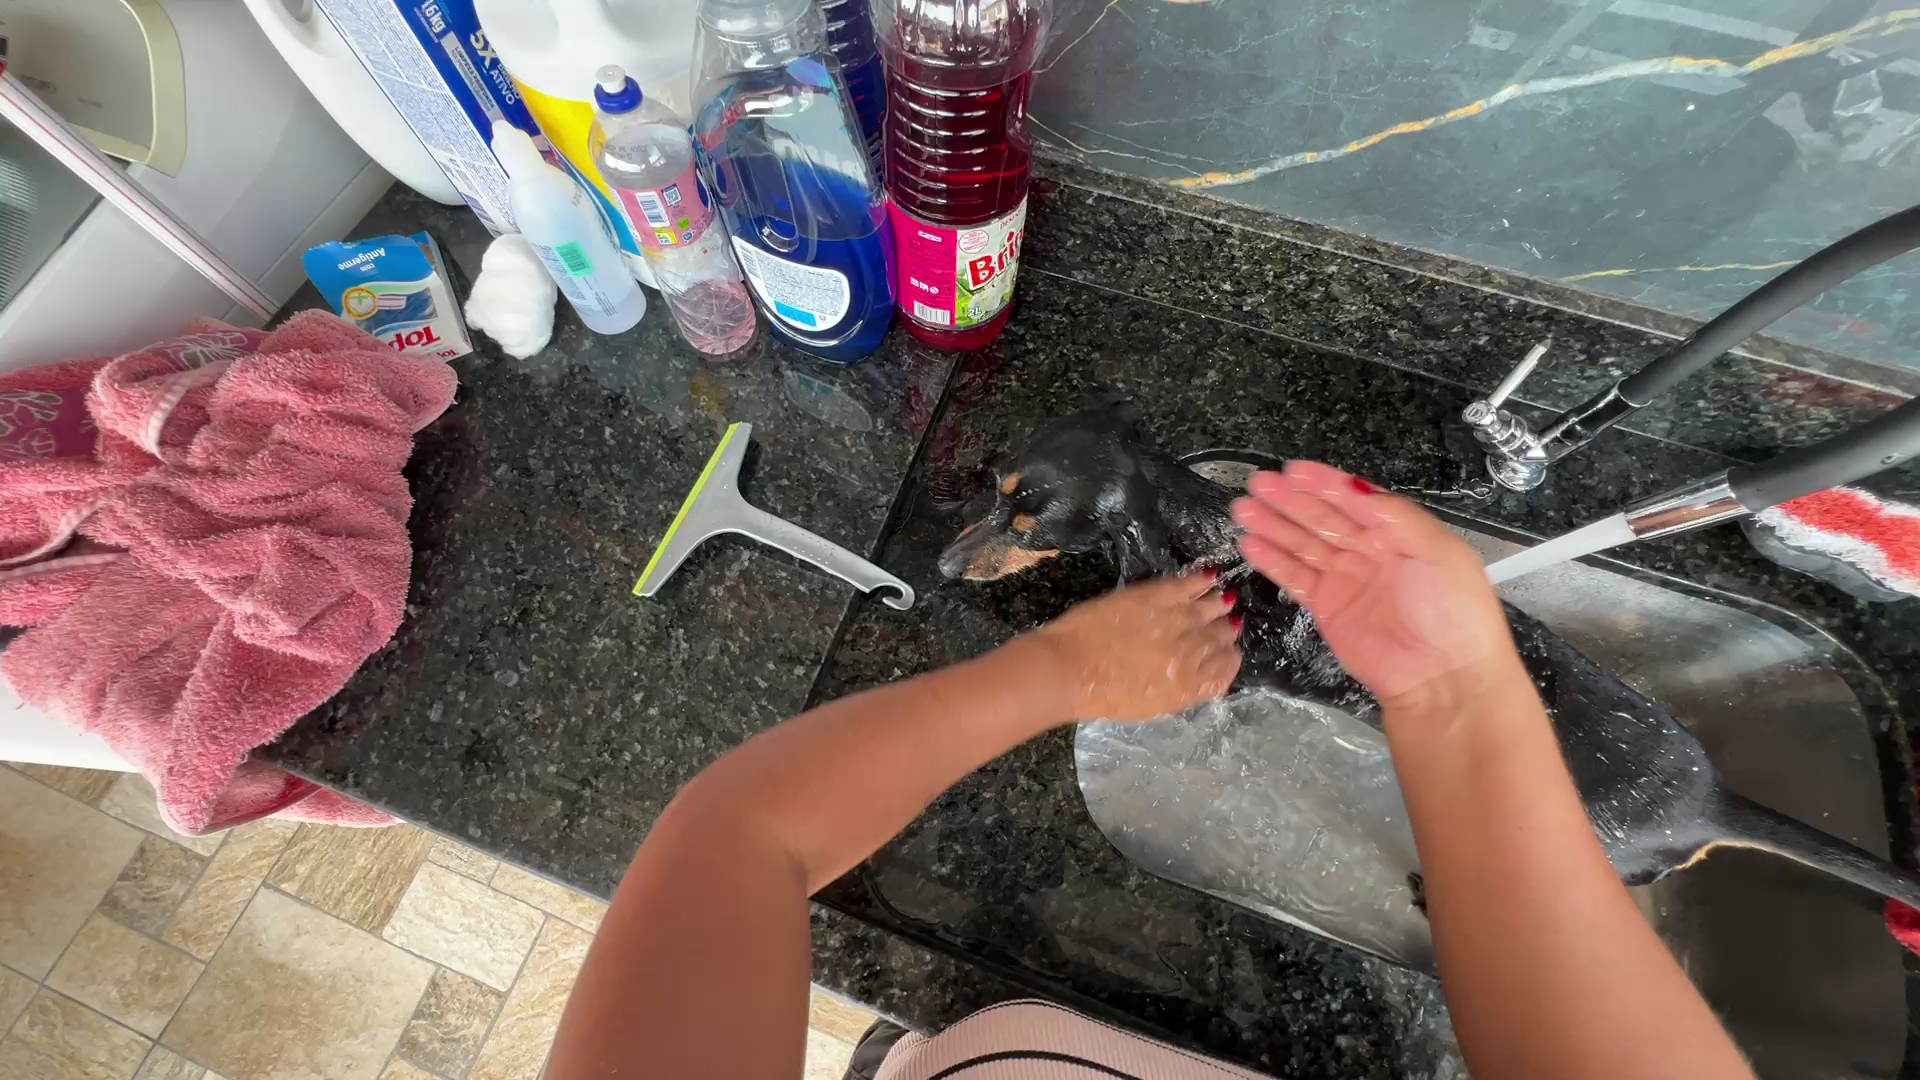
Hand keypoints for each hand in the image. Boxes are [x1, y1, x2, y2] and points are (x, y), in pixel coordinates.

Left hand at [1027, 573, 1241, 721]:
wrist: (1067, 671)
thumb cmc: (1099, 695)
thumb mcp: (1150, 706)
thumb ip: (1179, 690)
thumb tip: (1195, 675)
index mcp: (1187, 687)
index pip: (1224, 670)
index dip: (1228, 658)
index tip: (1228, 651)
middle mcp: (1188, 654)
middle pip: (1217, 638)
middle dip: (1224, 630)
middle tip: (1228, 622)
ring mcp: (1171, 623)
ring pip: (1207, 611)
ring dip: (1217, 605)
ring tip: (1223, 601)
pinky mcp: (1150, 598)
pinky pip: (1184, 586)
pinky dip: (1199, 580)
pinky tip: (1210, 576)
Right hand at [1231, 461, 1514, 708]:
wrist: (1442, 677)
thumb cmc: (1453, 613)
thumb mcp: (1438, 552)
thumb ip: (1396, 516)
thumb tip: (1354, 486)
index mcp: (1399, 533)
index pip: (1354, 500)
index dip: (1323, 484)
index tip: (1292, 470)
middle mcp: (1368, 551)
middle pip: (1321, 518)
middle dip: (1288, 500)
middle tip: (1258, 484)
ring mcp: (1344, 579)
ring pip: (1301, 544)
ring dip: (1272, 525)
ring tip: (1243, 509)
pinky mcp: (1325, 606)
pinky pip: (1293, 576)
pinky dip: (1271, 560)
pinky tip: (1250, 544)